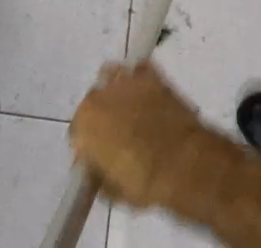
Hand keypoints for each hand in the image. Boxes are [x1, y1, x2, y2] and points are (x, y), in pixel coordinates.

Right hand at [69, 62, 230, 208]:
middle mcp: (99, 95)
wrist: (183, 163)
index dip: (88, 146)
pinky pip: (140, 70)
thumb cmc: (142, 182)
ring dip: (118, 91)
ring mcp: (126, 80)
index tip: (100, 156)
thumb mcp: (110, 190)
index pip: (77, 132)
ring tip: (131, 108)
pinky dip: (141, 79)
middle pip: (94, 102)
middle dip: (102, 116)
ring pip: (113, 77)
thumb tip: (98, 166)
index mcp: (83, 124)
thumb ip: (97, 172)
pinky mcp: (152, 74)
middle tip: (118, 134)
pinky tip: (149, 95)